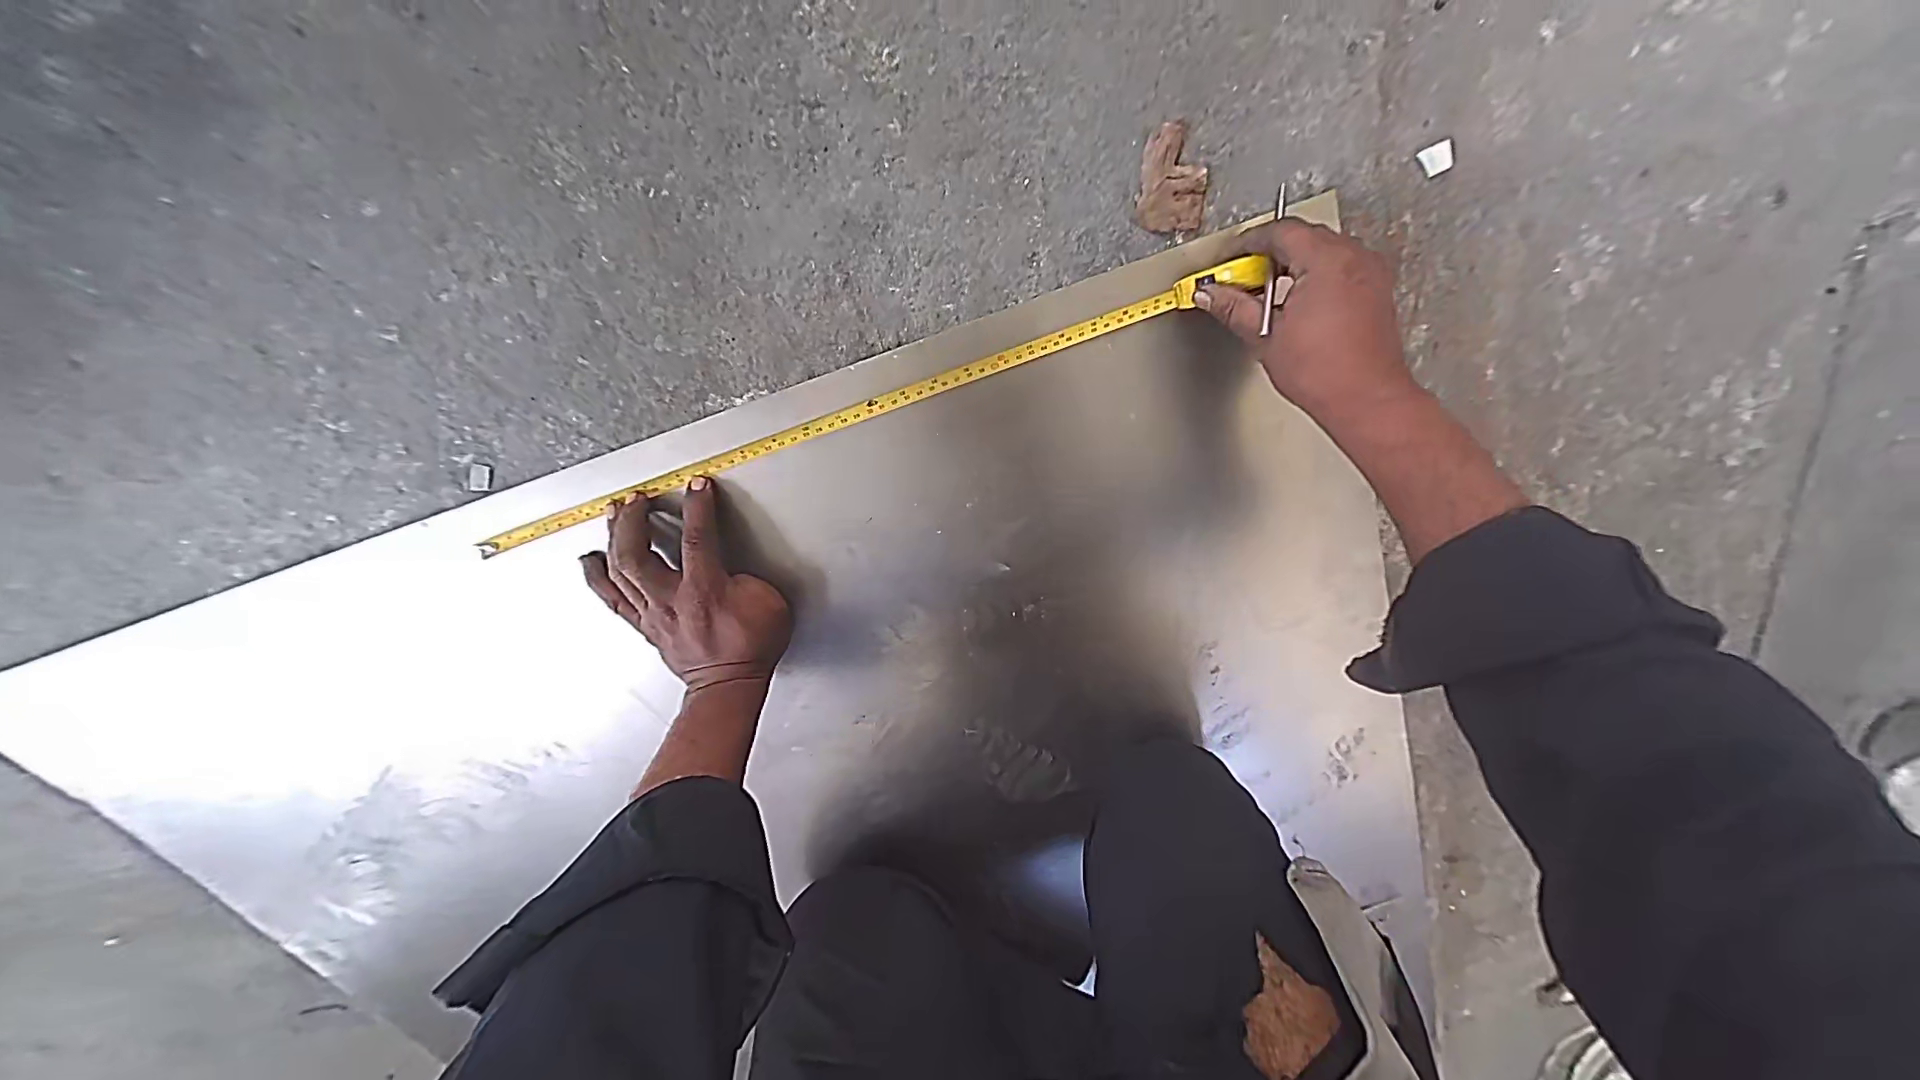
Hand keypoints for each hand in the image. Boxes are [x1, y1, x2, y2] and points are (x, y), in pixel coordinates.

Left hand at [580, 477, 792, 691]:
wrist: (731, 684)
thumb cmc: (751, 648)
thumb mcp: (770, 602)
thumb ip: (748, 576)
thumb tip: (730, 565)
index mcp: (706, 590)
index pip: (697, 537)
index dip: (698, 507)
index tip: (698, 486)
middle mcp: (672, 599)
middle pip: (637, 550)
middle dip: (634, 517)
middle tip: (640, 497)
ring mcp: (654, 612)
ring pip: (619, 570)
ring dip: (614, 536)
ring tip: (615, 512)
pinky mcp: (646, 624)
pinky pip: (613, 599)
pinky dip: (597, 576)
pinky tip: (590, 560)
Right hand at [1193, 220, 1424, 424]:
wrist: (1364, 399)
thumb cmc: (1325, 372)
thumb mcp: (1265, 335)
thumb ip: (1233, 307)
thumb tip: (1211, 294)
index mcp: (1326, 261)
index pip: (1280, 232)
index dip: (1247, 244)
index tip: (1228, 261)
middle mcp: (1354, 258)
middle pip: (1301, 237)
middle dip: (1266, 255)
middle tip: (1239, 279)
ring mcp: (1369, 273)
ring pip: (1320, 252)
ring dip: (1289, 266)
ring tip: (1264, 297)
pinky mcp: (1375, 291)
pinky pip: (1338, 268)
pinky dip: (1311, 277)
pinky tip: (1292, 305)